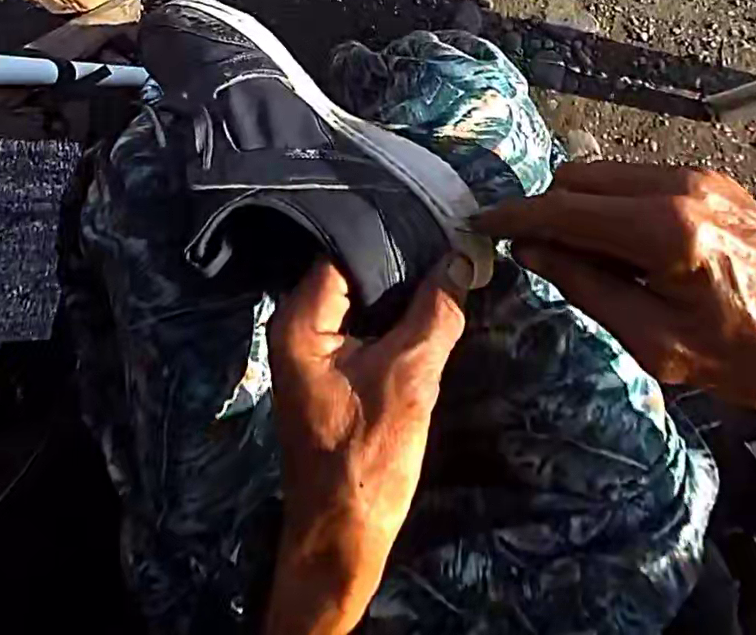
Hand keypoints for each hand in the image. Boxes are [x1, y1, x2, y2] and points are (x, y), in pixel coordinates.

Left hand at [264, 256, 467, 634]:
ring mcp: (308, 345)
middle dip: (396, 258)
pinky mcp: (325, 364)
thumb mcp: (411, 377)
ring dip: (395, 286)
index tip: (431, 221)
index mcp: (300, 318)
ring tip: (439, 261)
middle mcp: (295, 323)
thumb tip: (461, 257)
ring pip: (356, 295)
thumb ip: (436, 311)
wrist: (342, 534)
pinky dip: (387, 311)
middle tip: (442, 237)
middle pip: (348, 270)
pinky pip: (357, 320)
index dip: (389, 237)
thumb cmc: (368, 457)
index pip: (344, 251)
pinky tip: (422, 302)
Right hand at [472, 161, 755, 456]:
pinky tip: (626, 247)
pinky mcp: (714, 182)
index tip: (481, 223)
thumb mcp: (657, 341)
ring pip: (604, 174)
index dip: (514, 217)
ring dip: (579, 208)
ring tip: (587, 258)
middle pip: (576, 178)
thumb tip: (532, 252)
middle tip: (539, 256)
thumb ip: (584, 287)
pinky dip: (612, 205)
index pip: (562, 210)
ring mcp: (700, 178)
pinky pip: (636, 180)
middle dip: (547, 212)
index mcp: (665, 229)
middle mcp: (679, 186)